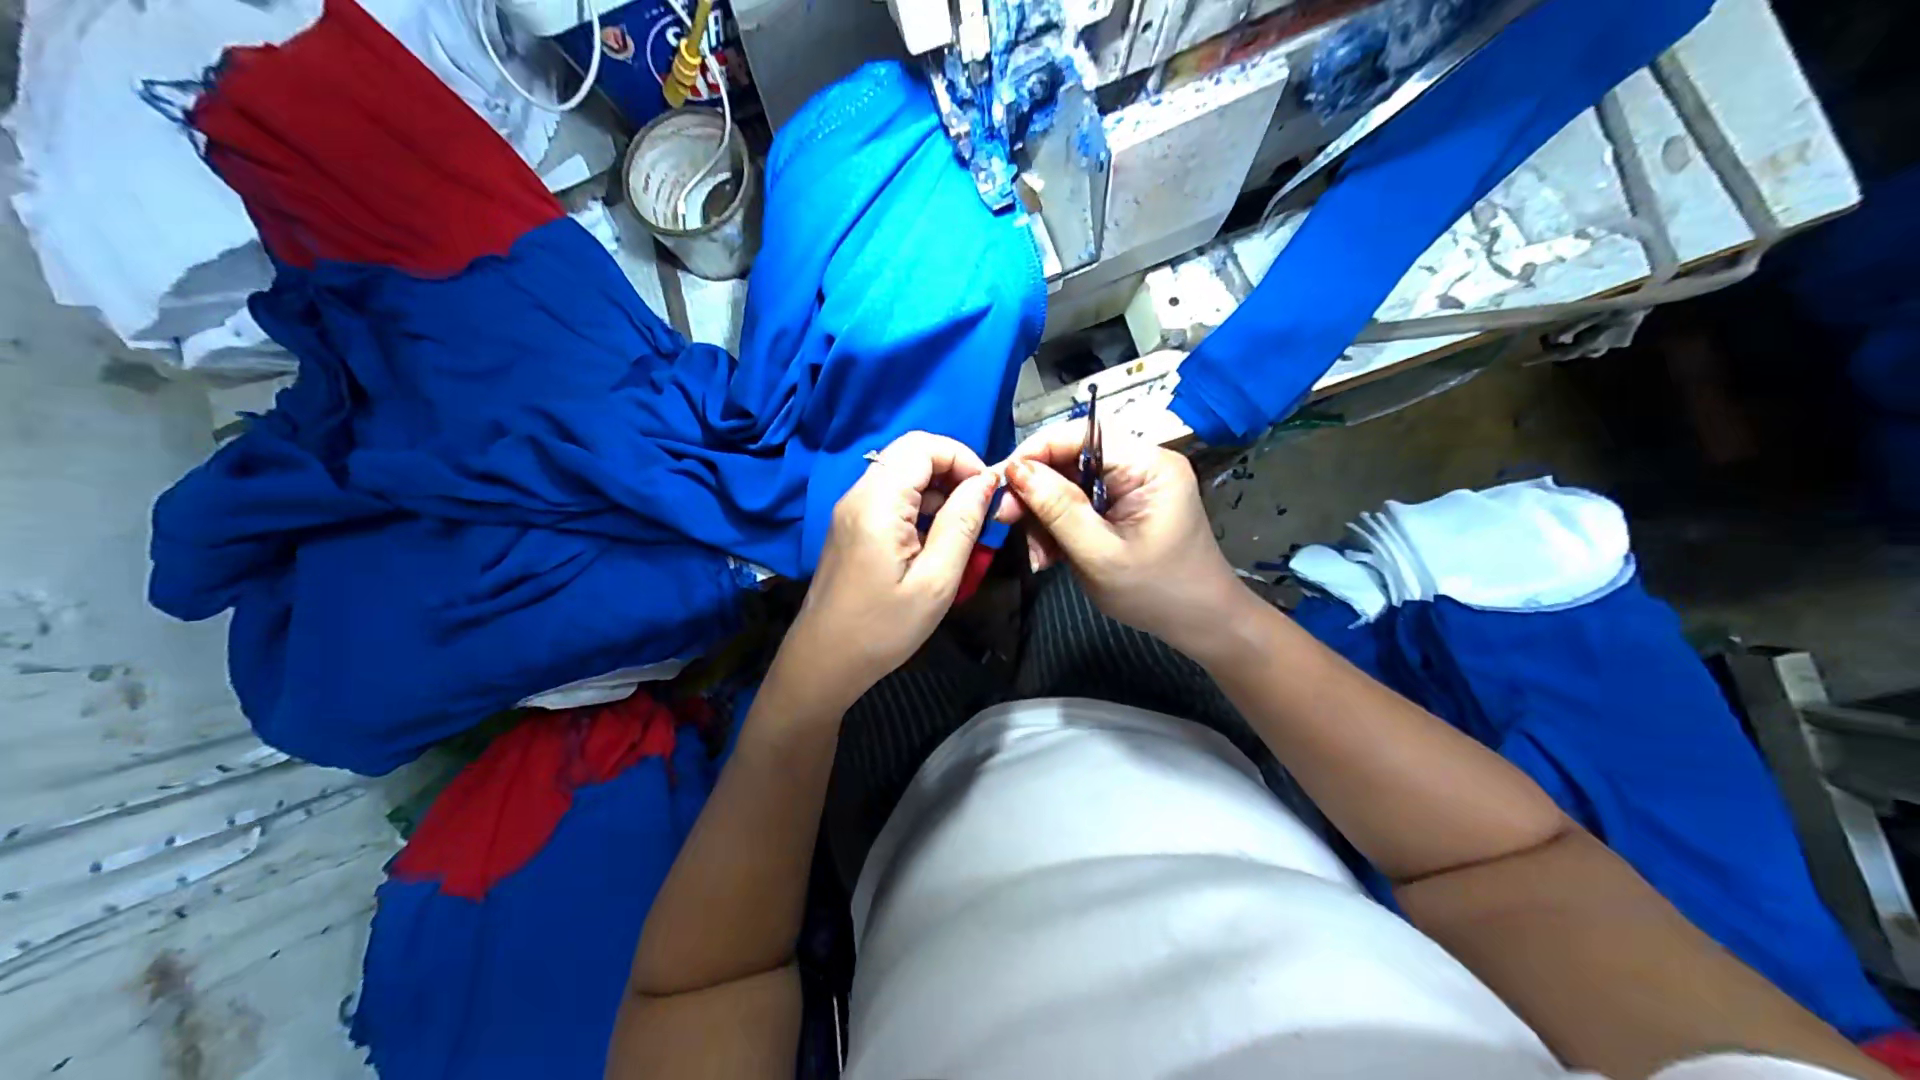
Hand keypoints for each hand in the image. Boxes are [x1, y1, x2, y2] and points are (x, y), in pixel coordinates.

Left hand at [780, 432, 1000, 697]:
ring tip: (965, 521)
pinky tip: (937, 532)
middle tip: (979, 505)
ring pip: (901, 471)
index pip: (923, 445)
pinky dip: (920, 501)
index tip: (987, 491)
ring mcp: (851, 508)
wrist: (826, 660)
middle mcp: (858, 494)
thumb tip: (986, 481)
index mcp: (877, 503)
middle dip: (952, 468)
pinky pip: (890, 494)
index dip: (962, 457)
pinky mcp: (851, 524)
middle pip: (910, 452)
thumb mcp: (937, 581)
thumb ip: (963, 523)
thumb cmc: (884, 628)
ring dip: (938, 485)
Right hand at [996, 422, 1249, 659]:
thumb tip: (1015, 469)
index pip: (1082, 433)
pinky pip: (1079, 503)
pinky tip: (1049, 555)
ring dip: (1044, 516)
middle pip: (1071, 458)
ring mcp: (1132, 485)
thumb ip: (1057, 509)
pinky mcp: (1123, 505)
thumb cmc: (1156, 593)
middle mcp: (1141, 464)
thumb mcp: (1100, 554)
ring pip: (1069, 482)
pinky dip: (1058, 527)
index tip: (1001, 480)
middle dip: (1036, 490)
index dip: (1036, 450)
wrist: (1199, 623)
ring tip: (1037, 556)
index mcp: (1148, 465)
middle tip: (1006, 520)